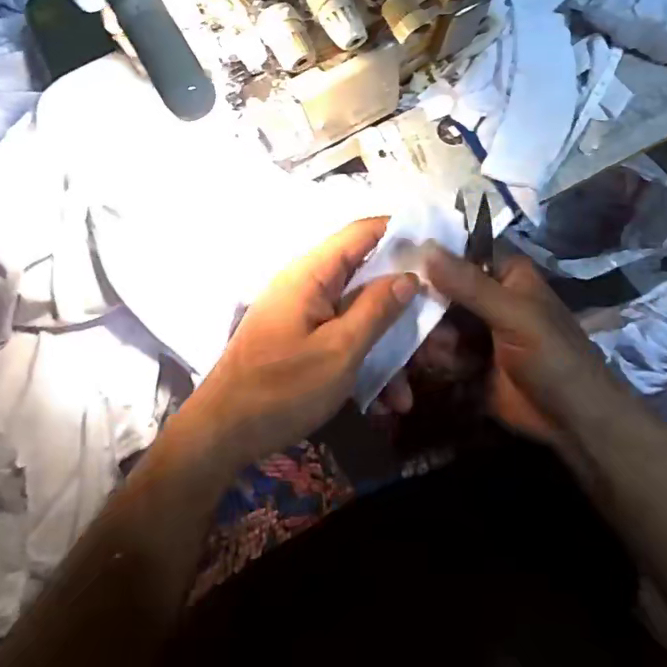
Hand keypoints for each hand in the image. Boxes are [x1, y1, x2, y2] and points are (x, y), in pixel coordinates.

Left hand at [169, 218, 418, 471]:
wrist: (222, 434)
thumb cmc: (282, 388)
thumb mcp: (340, 351)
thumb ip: (376, 310)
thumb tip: (409, 277)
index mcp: (311, 273)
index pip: (361, 233)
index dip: (401, 233)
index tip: (440, 250)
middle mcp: (306, 286)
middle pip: (367, 279)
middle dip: (407, 307)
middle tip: (443, 334)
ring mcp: (303, 316)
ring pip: (359, 316)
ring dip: (391, 345)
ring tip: (421, 379)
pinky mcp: (300, 343)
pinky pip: (341, 340)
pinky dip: (365, 363)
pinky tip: (387, 401)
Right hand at [422, 244, 624, 442]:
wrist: (574, 421)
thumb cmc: (553, 357)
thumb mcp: (513, 315)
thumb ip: (468, 284)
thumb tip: (423, 246)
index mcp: (504, 274)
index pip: (456, 254)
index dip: (427, 260)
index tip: (397, 269)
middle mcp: (486, 296)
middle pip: (438, 291)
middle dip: (428, 312)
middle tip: (428, 329)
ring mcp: (475, 330)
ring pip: (434, 323)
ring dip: (434, 341)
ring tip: (448, 358)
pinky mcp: (466, 360)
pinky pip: (437, 351)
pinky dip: (438, 360)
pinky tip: (450, 371)